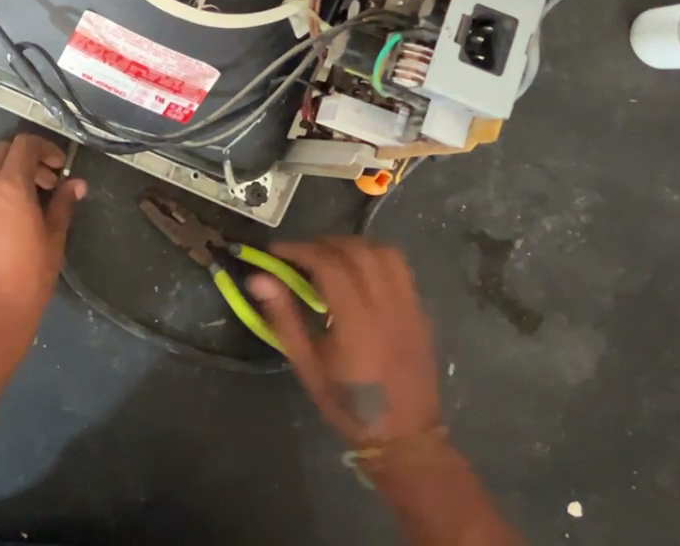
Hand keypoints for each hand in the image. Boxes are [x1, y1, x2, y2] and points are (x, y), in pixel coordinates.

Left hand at [0, 135, 84, 346]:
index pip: (24, 145)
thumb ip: (63, 204)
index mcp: (10, 185)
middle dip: (23, 159)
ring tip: (17, 197)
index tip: (57, 167)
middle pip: (0, 151)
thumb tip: (77, 183)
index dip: (44, 149)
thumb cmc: (29, 276)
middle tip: (42, 183)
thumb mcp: (54, 238)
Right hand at [248, 238, 441, 446]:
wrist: (405, 436)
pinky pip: (401, 269)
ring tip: (331, 256)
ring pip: (385, 253)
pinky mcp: (421, 313)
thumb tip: (258, 278)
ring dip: (353, 245)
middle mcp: (387, 308)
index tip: (277, 252)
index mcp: (356, 322)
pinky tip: (359, 272)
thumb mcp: (307, 365)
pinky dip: (376, 258)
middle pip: (358, 251)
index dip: (300, 249)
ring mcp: (410, 308)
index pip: (329, 265)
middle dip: (324, 243)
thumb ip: (284, 317)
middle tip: (301, 253)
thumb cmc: (348, 404)